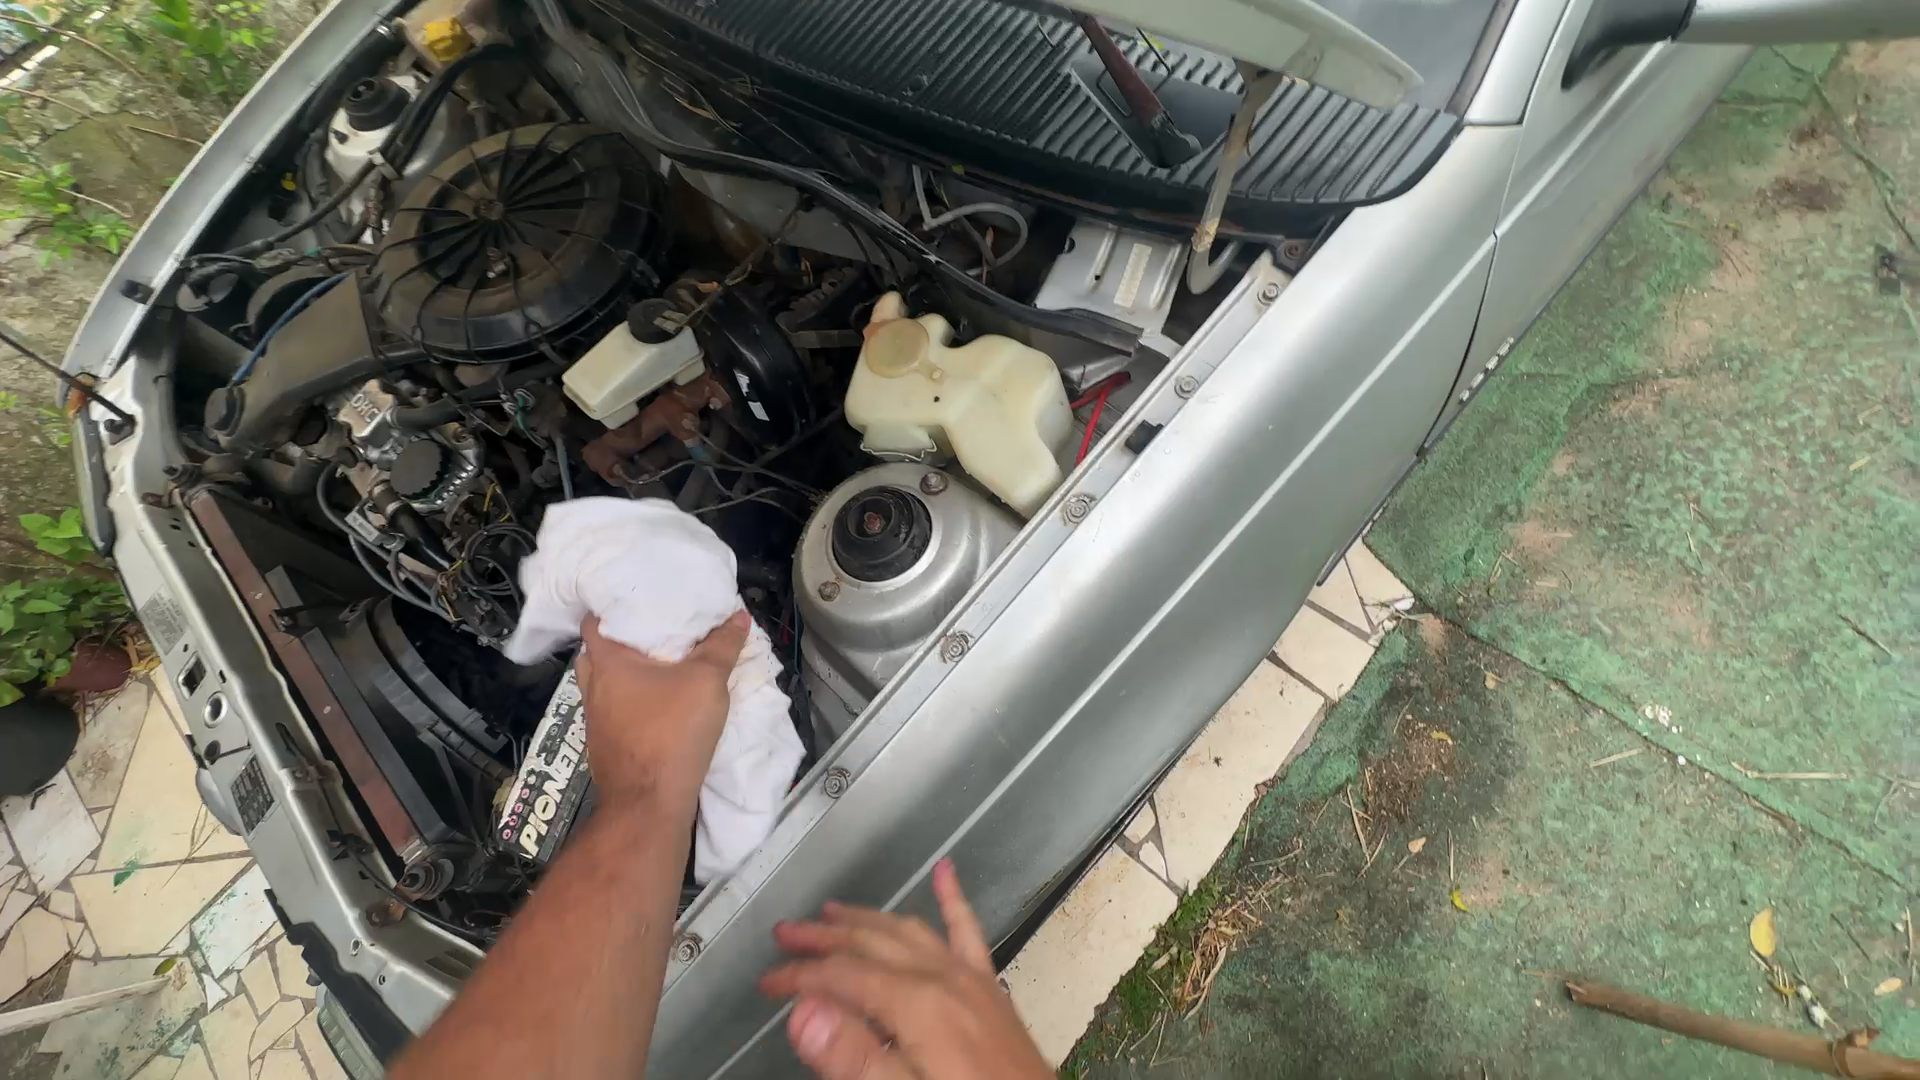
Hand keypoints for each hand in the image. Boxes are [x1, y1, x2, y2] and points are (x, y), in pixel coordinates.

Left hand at [576, 611, 749, 812]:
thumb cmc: (672, 731)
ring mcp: (595, 721)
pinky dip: (631, 701)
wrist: (649, 801)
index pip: (593, 623)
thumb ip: (722, 645)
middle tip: (652, 632)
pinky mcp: (606, 746)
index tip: (637, 599)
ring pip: (604, 685)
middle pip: (595, 653)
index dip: (611, 607)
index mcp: (608, 664)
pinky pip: (614, 710)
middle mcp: (593, 689)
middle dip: (620, 641)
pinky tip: (658, 704)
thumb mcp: (707, 680)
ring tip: (659, 665)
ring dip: (625, 674)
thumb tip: (738, 615)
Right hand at [760, 858, 1051, 1079]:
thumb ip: (853, 1055)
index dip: (800, 976)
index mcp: (917, 1003)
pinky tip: (945, 870)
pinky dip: (952, 897)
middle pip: (871, 943)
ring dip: (867, 918)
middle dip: (823, 937)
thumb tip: (803, 1010)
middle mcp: (941, 975)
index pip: (843, 976)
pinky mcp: (987, 984)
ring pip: (907, 930)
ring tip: (833, 910)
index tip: (766, 981)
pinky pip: (968, 929)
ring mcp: (968, 975)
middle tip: (784, 932)